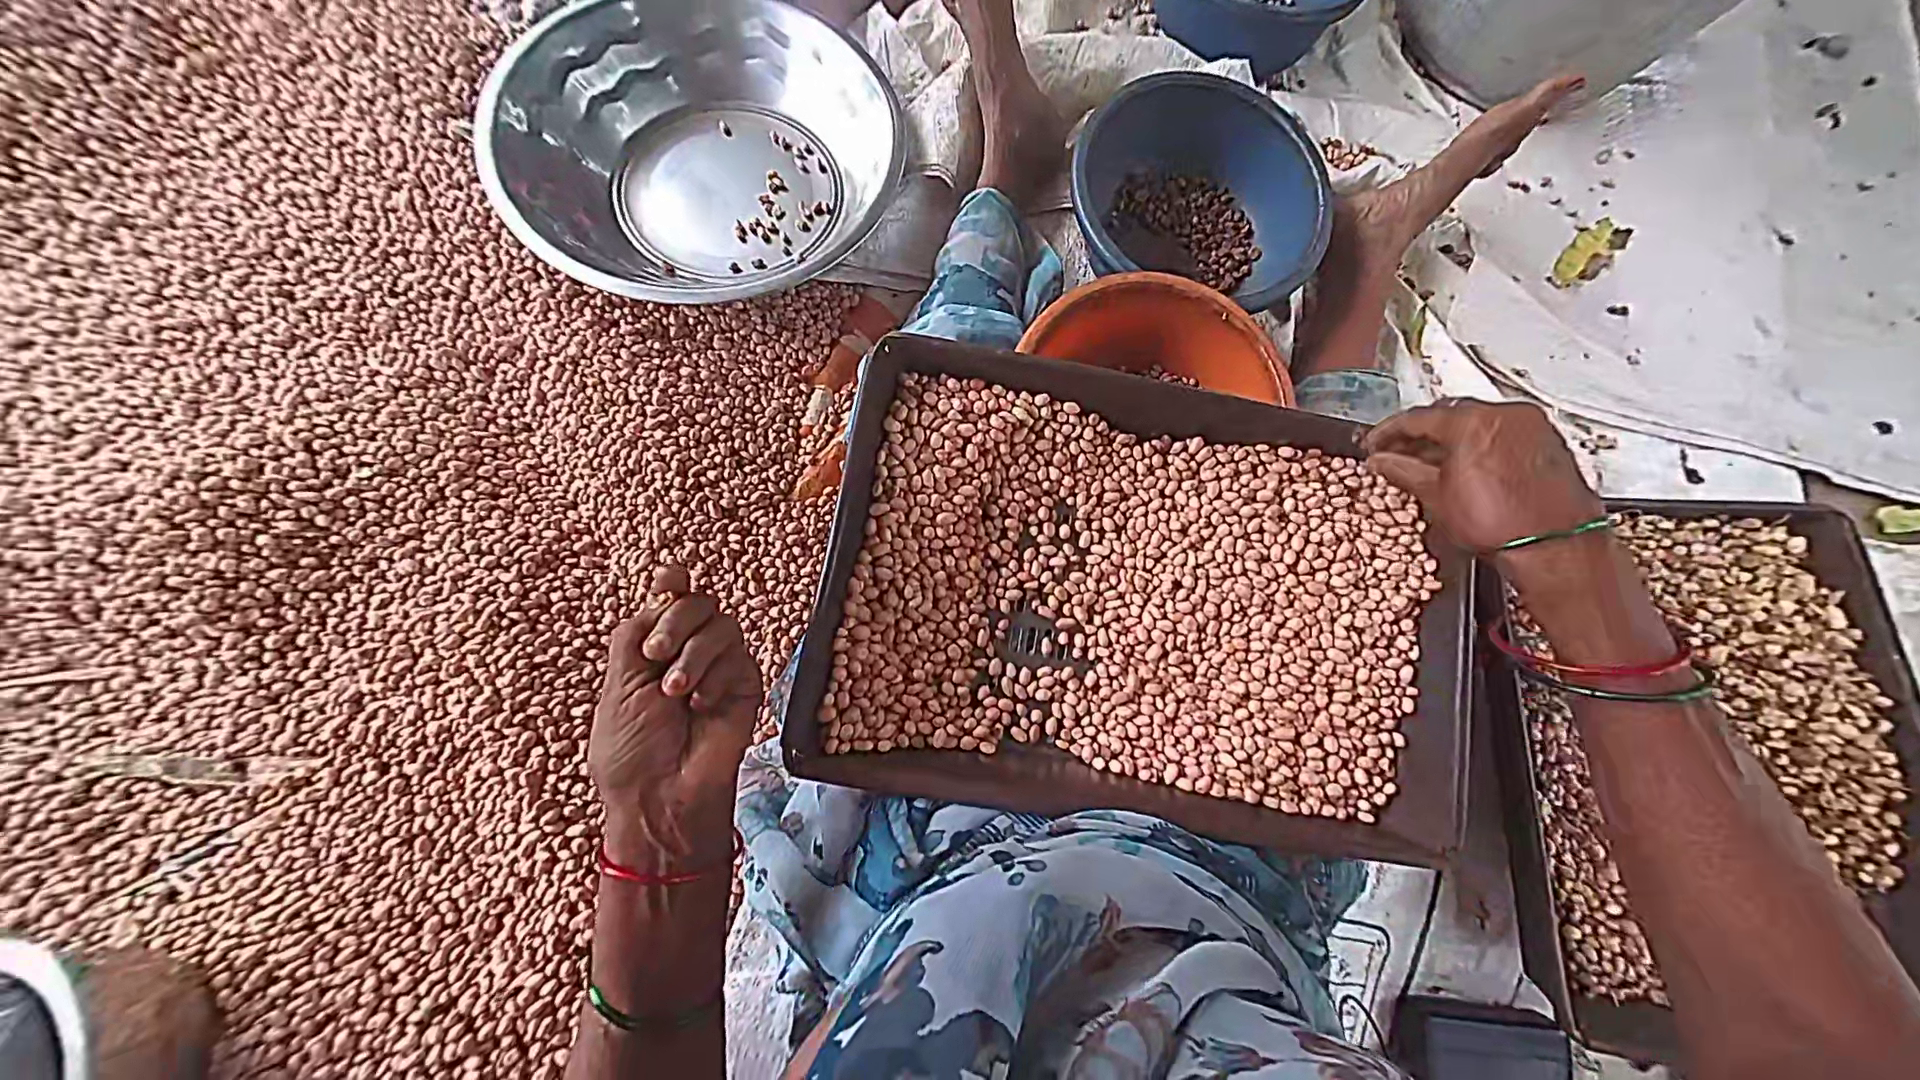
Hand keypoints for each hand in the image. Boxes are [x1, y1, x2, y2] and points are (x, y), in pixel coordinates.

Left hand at [590, 566, 761, 869]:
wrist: (660, 794)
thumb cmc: (630, 747)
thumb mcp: (619, 683)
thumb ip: (639, 630)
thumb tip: (667, 585)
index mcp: (657, 647)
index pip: (672, 598)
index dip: (673, 582)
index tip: (668, 581)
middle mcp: (691, 650)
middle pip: (699, 602)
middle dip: (677, 621)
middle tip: (656, 654)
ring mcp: (721, 666)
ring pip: (722, 625)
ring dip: (695, 655)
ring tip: (676, 692)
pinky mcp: (746, 683)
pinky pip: (738, 657)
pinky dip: (715, 677)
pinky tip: (701, 705)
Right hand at [1361, 399, 1602, 553]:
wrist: (1552, 547)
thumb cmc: (1502, 523)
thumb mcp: (1434, 495)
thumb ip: (1402, 470)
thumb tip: (1383, 462)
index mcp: (1474, 422)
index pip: (1417, 417)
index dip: (1388, 432)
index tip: (1375, 443)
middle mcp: (1506, 416)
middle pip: (1448, 415)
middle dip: (1417, 435)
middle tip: (1395, 452)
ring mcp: (1530, 427)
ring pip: (1474, 424)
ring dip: (1445, 441)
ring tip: (1423, 465)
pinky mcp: (1545, 443)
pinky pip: (1498, 434)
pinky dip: (1473, 446)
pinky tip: (1457, 468)